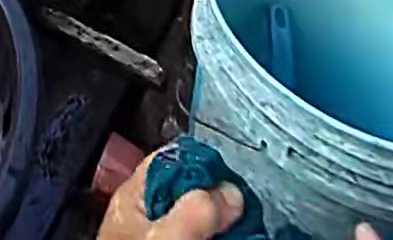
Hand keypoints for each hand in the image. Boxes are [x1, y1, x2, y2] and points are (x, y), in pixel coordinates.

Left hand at [98, 149, 243, 239]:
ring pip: (201, 225)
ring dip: (226, 227)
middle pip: (189, 194)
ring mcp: (163, 239)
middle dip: (219, 198)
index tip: (233, 174)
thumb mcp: (164, 239)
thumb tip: (232, 191)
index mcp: (136, 197)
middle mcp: (150, 215)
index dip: (200, 162)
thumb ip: (195, 212)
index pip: (168, 161)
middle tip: (252, 207)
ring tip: (256, 229)